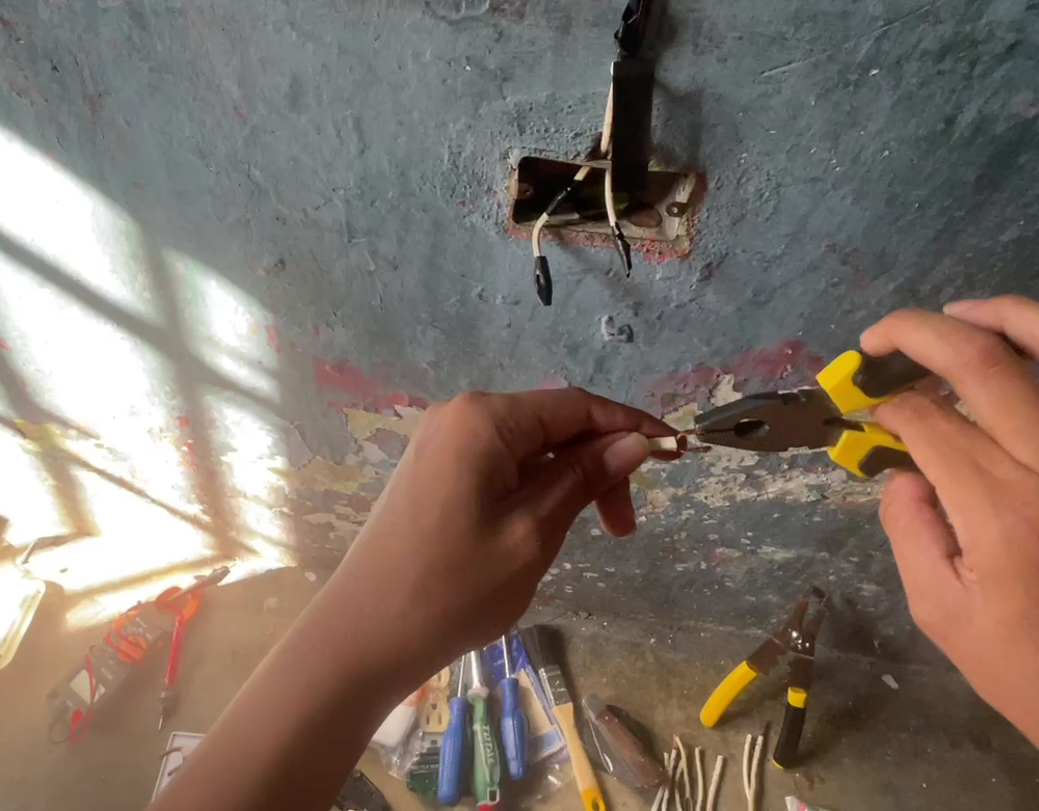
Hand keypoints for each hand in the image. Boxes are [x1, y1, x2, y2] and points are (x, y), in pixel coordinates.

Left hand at [310, 388, 673, 691]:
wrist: (363, 633)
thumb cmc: (453, 587)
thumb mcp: (533, 532)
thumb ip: (585, 478)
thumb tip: (636, 441)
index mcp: (484, 417)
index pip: (574, 405)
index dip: (628, 424)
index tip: (675, 451)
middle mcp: (461, 413)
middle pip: (551, 423)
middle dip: (597, 462)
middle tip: (623, 528)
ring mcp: (443, 438)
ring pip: (528, 444)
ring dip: (568, 478)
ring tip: (588, 531)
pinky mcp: (435, 465)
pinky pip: (500, 460)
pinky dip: (535, 483)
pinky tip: (545, 520)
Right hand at [867, 289, 1038, 810]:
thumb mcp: (941, 615)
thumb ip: (907, 528)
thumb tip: (901, 468)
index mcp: (1003, 509)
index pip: (925, 417)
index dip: (881, 404)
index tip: (863, 413)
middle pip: (985, 361)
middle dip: (915, 333)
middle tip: (879, 341)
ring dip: (1013, 313)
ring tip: (964, 311)